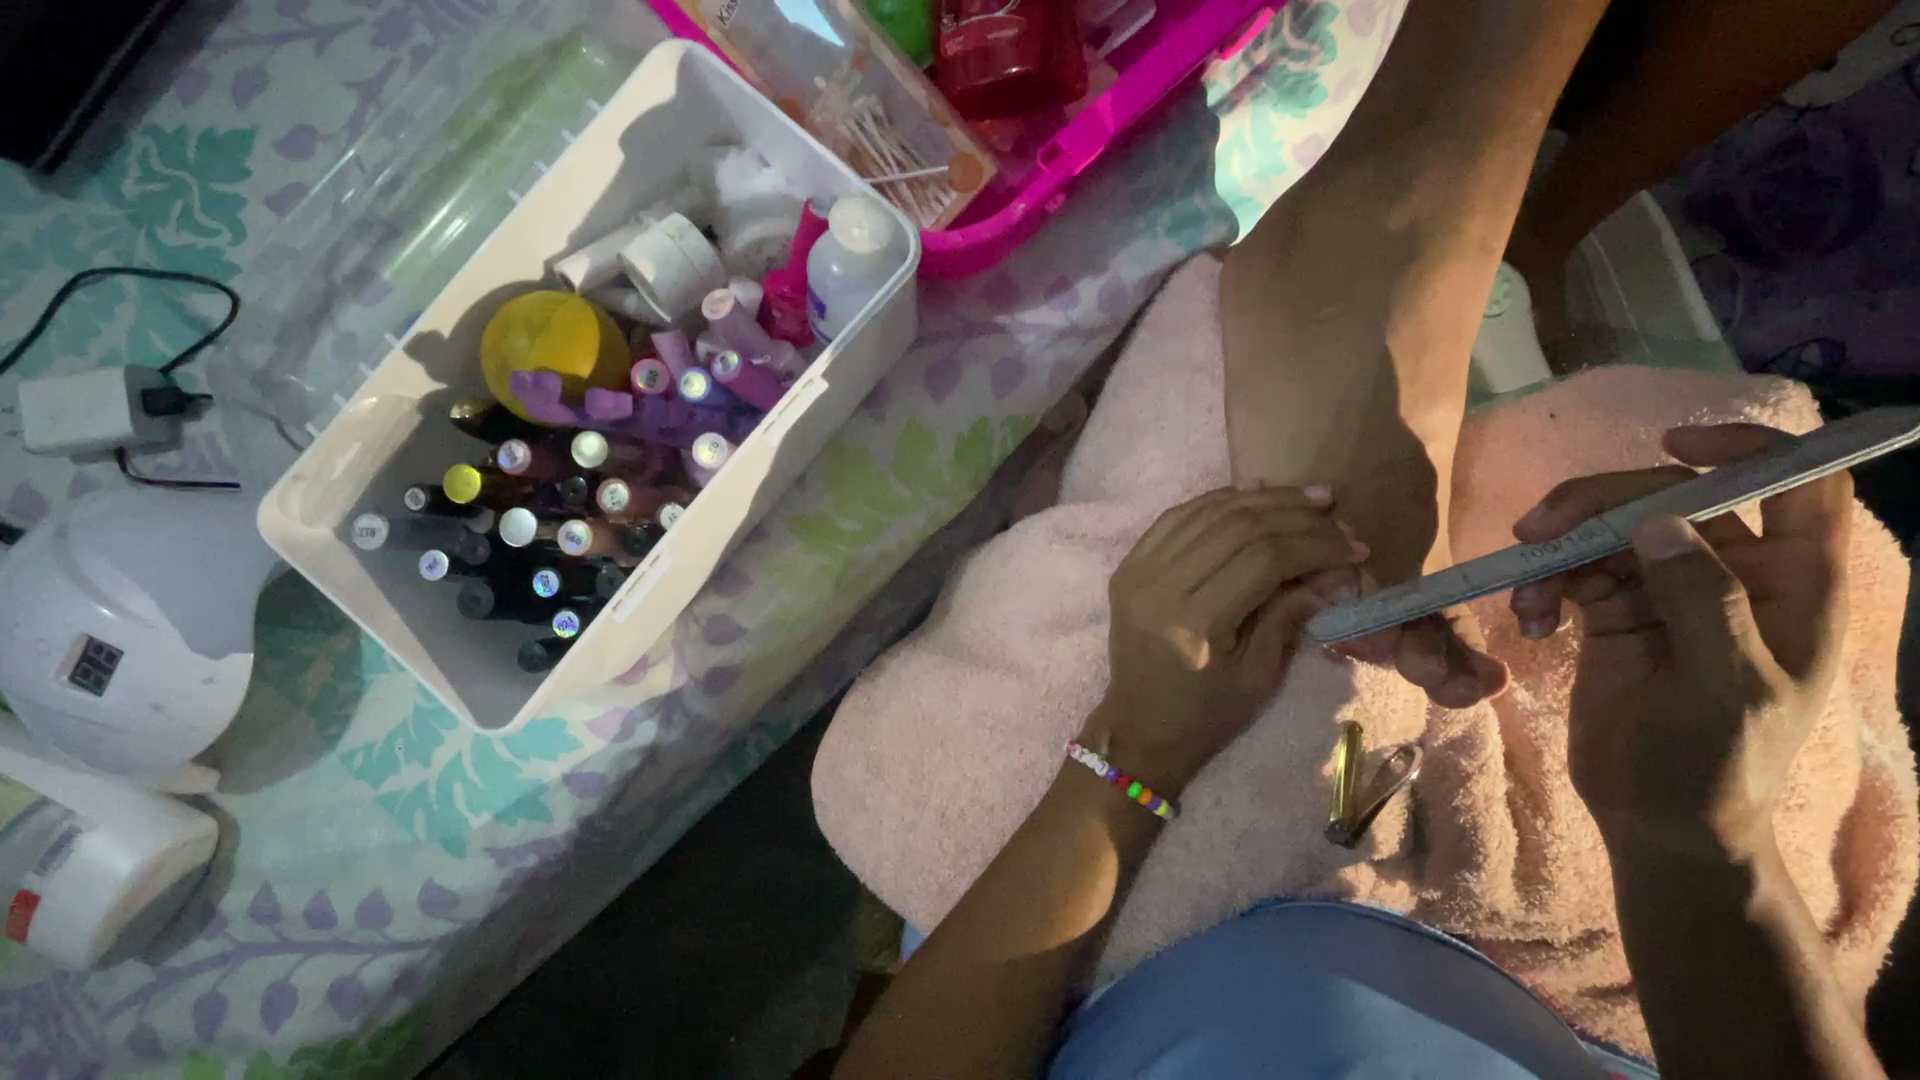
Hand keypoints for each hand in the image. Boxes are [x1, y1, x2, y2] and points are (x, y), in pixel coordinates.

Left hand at [1084, 485, 1369, 793]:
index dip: (1314, 545)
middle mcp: (1160, 587)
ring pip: (1206, 513)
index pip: (1264, 558)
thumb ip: (1290, 614)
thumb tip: (1331, 569)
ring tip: (1306, 497)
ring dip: (1260, 499)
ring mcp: (1137, 572)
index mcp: (1196, 622)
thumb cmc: (1205, 714)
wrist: (1139, 725)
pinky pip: (1176, 518)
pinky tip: (1252, 492)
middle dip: (1294, 516)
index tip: (1355, 547)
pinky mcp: (1128, 566)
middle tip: (1335, 514)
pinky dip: (1216, 501)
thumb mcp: (1260, 676)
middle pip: (1236, 527)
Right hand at [1508, 424, 1851, 853]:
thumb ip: (1704, 601)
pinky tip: (1531, 621)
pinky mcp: (1613, 611)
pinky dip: (1544, 586)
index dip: (1744, 448)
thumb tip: (1659, 522)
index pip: (1795, 485)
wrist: (1658, 817)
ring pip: (1610, 530)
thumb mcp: (1725, 687)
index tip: (1668, 443)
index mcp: (1791, 586)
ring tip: (1527, 598)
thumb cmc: (1713, 762)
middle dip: (1598, 505)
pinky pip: (1572, 571)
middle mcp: (1731, 575)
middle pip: (1670, 497)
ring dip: (1558, 551)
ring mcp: (1665, 591)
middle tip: (1535, 530)